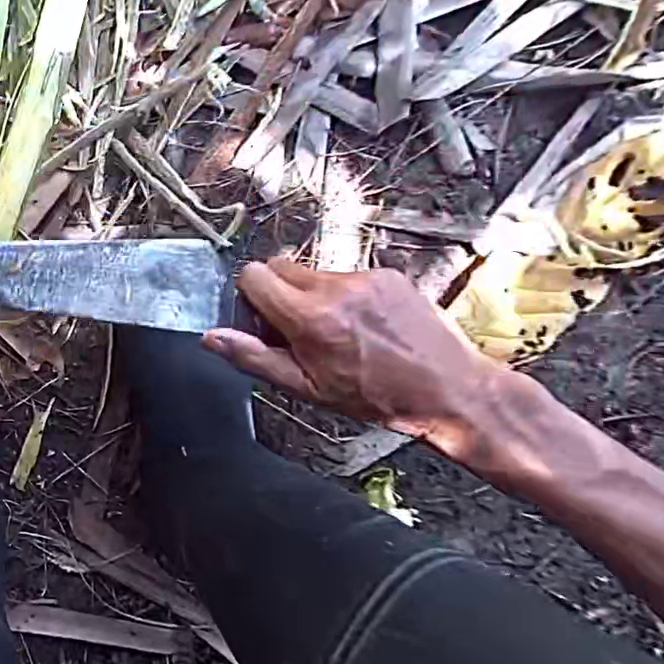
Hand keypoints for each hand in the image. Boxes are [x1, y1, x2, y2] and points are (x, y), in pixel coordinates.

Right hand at [203, 257, 507, 441]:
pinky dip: (343, 294)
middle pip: (278, 266)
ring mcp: (365, 278)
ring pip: (312, 272)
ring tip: (335, 330)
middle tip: (293, 326)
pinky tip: (361, 323)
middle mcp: (335, 289)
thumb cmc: (375, 396)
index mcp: (310, 318)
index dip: (249, 295)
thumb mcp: (304, 387)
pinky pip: (345, 275)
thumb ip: (252, 357)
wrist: (452, 391)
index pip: (253, 274)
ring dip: (310, 294)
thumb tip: (211, 338)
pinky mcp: (389, 275)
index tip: (260, 318)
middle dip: (276, 291)